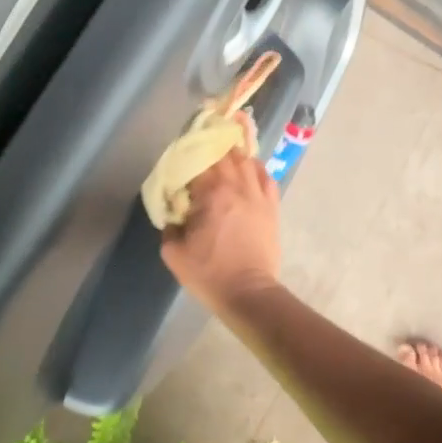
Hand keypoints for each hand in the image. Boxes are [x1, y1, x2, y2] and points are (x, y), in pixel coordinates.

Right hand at [161, 145, 281, 314]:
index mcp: (210, 193)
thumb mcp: (174, 253)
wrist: (248, 293)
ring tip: (223, 154)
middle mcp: (236, 186)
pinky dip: (255, 168)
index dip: (188, 156)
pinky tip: (247, 169)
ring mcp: (257, 195)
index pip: (198, 160)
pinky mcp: (272, 206)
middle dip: (210, 149)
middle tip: (201, 151)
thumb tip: (174, 212)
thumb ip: (169, 226)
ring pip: (245, 160)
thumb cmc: (209, 273)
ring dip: (232, 155)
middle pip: (223, 154)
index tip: (181, 162)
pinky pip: (265, 176)